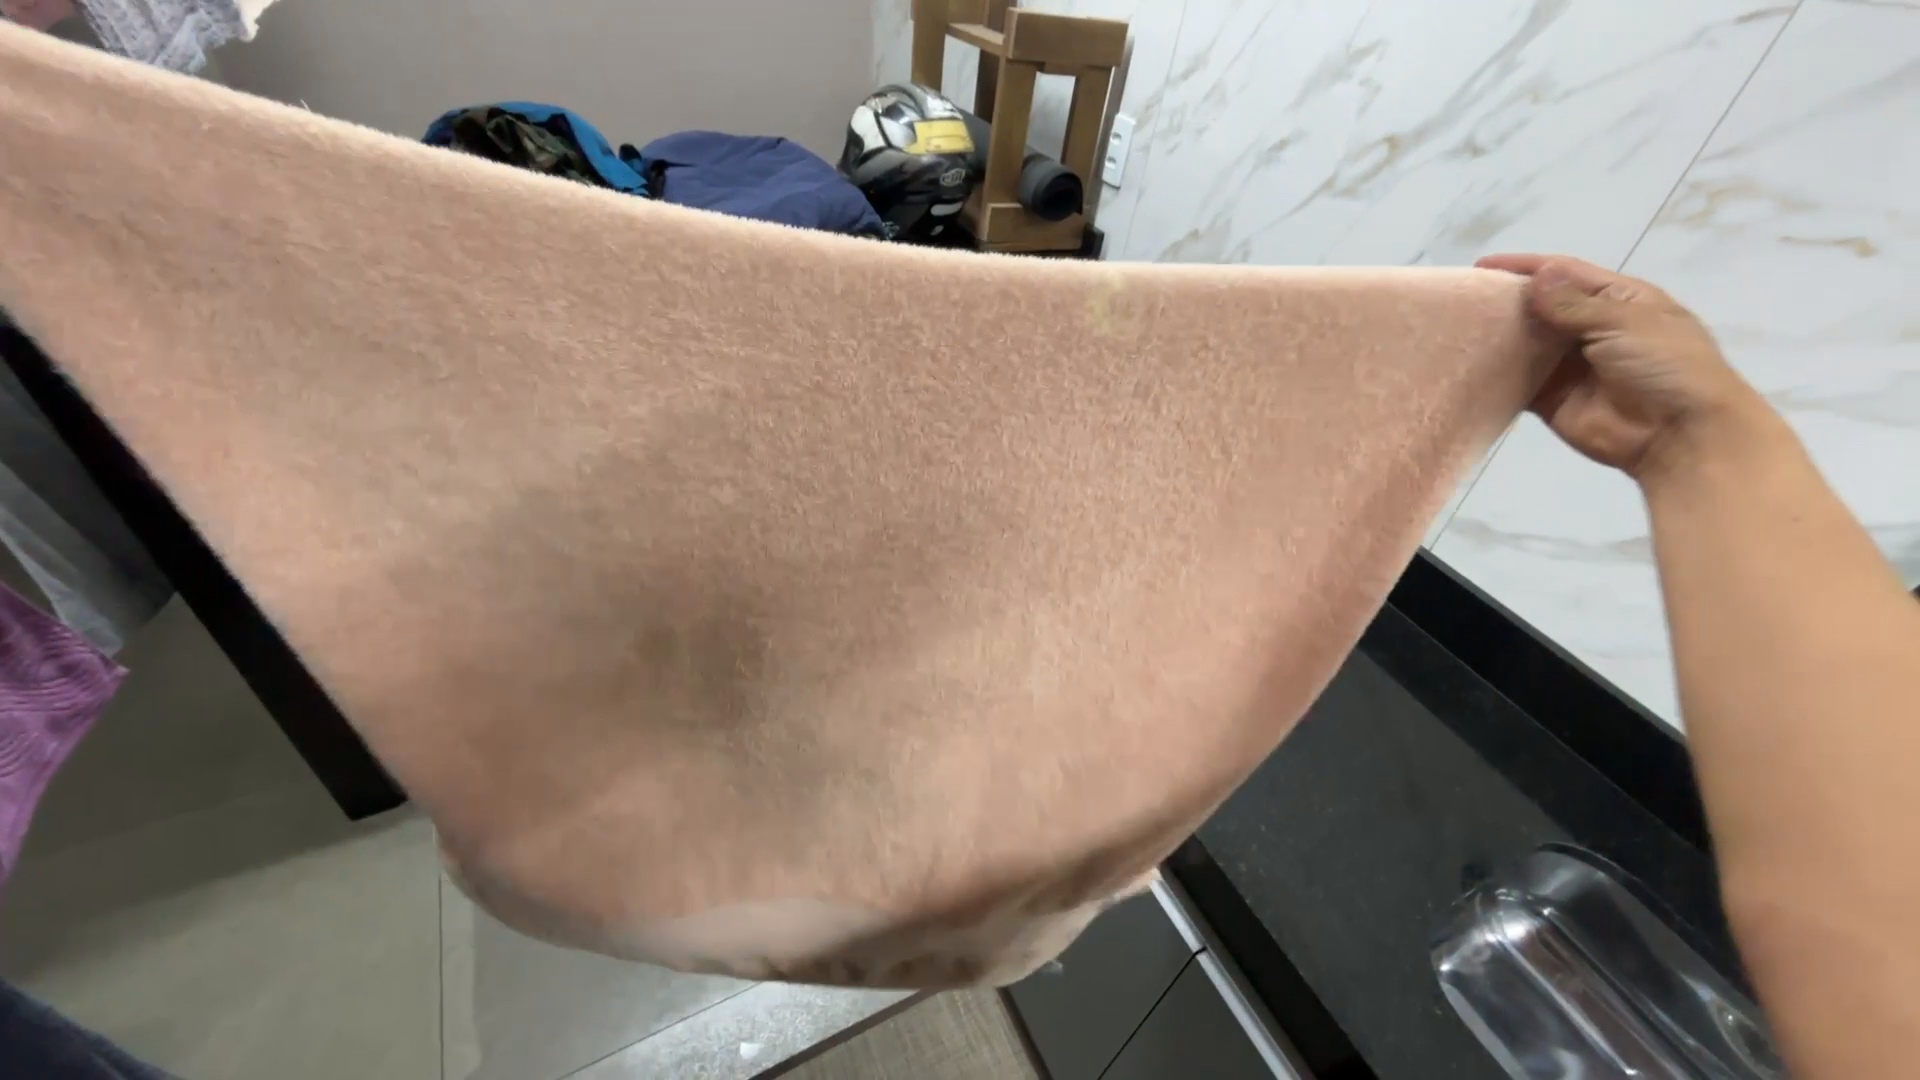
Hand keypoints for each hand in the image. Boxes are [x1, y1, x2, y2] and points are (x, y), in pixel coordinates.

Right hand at [1477, 253, 1761, 480]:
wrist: (1676, 433)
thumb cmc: (1665, 367)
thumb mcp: (1626, 323)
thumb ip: (1574, 305)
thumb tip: (1537, 277)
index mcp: (1619, 301)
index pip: (1566, 274)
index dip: (1527, 267)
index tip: (1482, 267)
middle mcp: (1589, 328)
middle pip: (1540, 307)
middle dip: (1505, 302)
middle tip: (1460, 300)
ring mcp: (1567, 365)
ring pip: (1524, 344)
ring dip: (1496, 337)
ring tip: (1455, 330)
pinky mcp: (1549, 398)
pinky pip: (1516, 382)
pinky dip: (1495, 375)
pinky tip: (1467, 366)